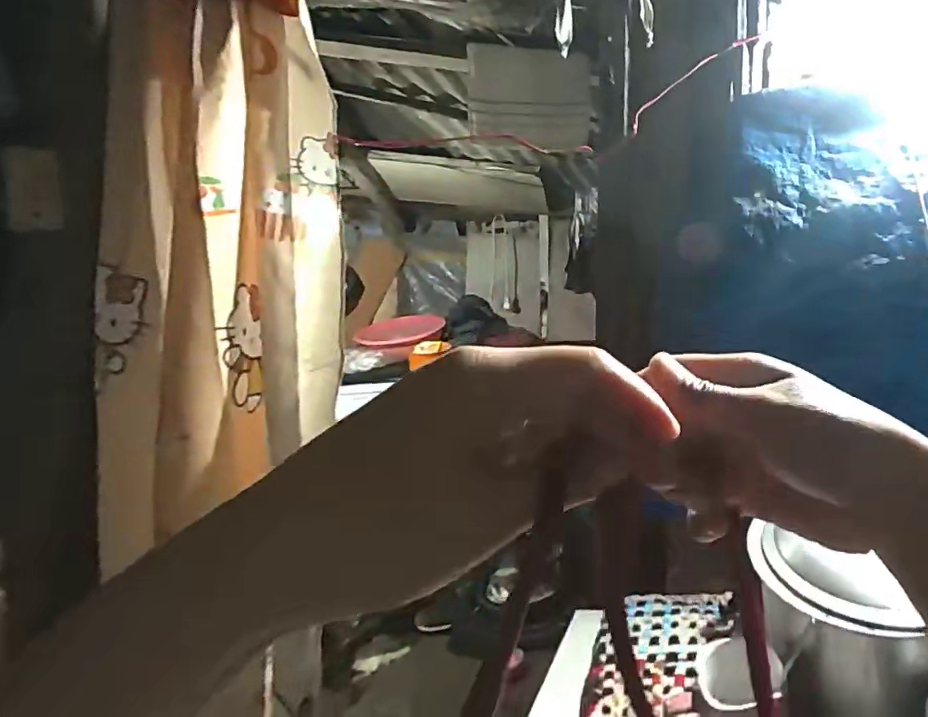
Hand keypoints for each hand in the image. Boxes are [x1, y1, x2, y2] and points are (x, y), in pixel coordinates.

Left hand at [245, 345, 676, 619]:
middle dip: (615, 415)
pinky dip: (545, 440)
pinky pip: (511, 415)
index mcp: (490, 374)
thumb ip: (568, 479)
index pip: (587, 368)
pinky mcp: (436, 416)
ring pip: (542, 396)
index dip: (636, 400)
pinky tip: (560, 472)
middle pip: (568, 377)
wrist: (255, 562)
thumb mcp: (490, 514)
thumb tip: (625, 457)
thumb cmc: (382, 533)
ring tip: (615, 469)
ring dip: (583, 429)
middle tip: (650, 459)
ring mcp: (452, 389)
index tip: (672, 438)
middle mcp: (476, 366)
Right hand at [639, 352, 927, 553]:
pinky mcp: (751, 493)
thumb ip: (705, 398)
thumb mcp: (763, 415)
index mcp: (742, 376)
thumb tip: (653, 362)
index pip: (678, 376)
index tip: (628, 432)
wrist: (883, 497)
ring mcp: (743, 453)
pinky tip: (715, 525)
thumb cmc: (825, 439)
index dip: (648, 400)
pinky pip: (708, 500)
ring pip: (687, 465)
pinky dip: (704, 513)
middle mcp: (736, 410)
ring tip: (703, 499)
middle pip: (676, 426)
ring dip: (683, 486)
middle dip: (665, 453)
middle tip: (670, 478)